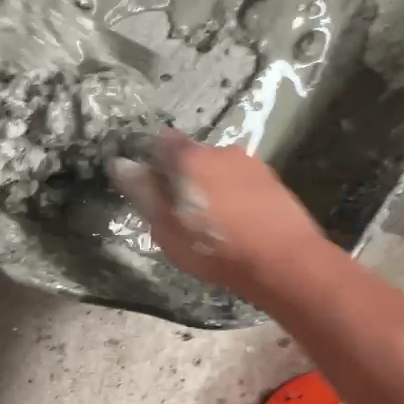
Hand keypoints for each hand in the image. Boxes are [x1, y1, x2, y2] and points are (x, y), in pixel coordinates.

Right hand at [107, 130, 327, 292]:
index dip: (151, 161)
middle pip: (191, 156)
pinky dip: (232, 196)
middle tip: (176, 213)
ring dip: (208, 187)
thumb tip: (119, 163)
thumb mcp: (165, 226)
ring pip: (218, 170)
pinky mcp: (274, 182)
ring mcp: (252, 164)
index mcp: (190, 158)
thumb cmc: (214, 247)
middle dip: (181, 177)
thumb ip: (142, 191)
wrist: (285, 262)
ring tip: (208, 222)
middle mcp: (221, 151)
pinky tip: (235, 224)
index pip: (161, 141)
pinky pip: (241, 183)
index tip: (148, 187)